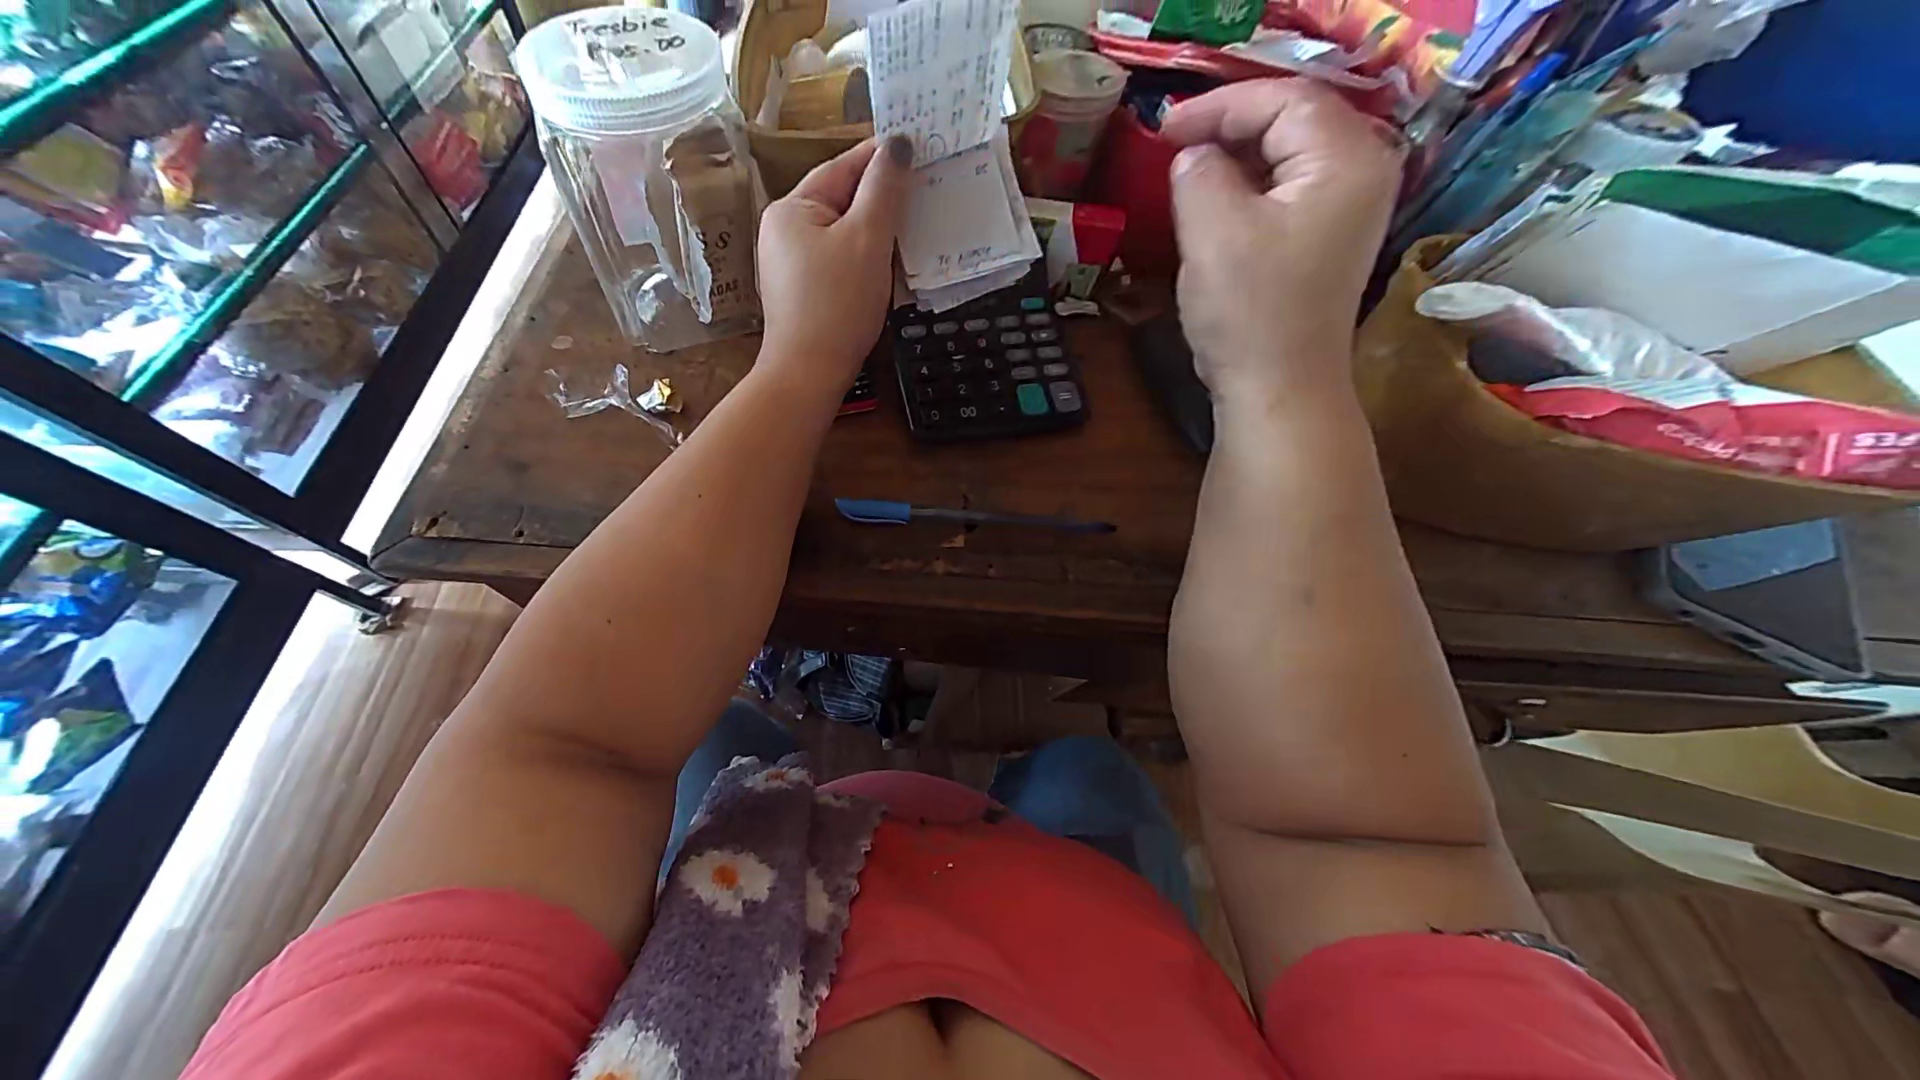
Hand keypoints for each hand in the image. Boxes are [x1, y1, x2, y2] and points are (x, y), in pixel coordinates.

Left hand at [756, 136, 912, 384]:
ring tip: (913, 227)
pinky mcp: (802, 291)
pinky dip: (863, 256)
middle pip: (841, 199)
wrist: (809, 373)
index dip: (882, 157)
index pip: (843, 166)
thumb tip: (898, 143)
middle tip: (924, 190)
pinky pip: (838, 259)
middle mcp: (783, 229)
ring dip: (876, 228)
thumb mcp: (867, 240)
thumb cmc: (838, 304)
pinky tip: (887, 265)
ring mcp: (790, 262)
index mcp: (792, 207)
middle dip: (881, 196)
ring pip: (842, 231)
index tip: (920, 149)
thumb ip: (884, 189)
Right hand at [1159, 80, 1403, 398]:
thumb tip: (1193, 157)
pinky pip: (1287, 192)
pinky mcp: (1326, 241)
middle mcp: (1361, 175)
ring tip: (1187, 170)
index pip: (1283, 99)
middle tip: (1174, 144)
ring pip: (1287, 158)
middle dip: (1229, 126)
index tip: (1163, 129)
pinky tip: (1214, 205)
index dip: (1218, 106)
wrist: (1277, 391)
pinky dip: (1247, 189)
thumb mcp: (1212, 232)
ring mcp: (1348, 211)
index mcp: (1345, 161)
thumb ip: (1199, 172)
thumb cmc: (1249, 314)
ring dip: (1235, 158)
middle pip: (1293, 122)